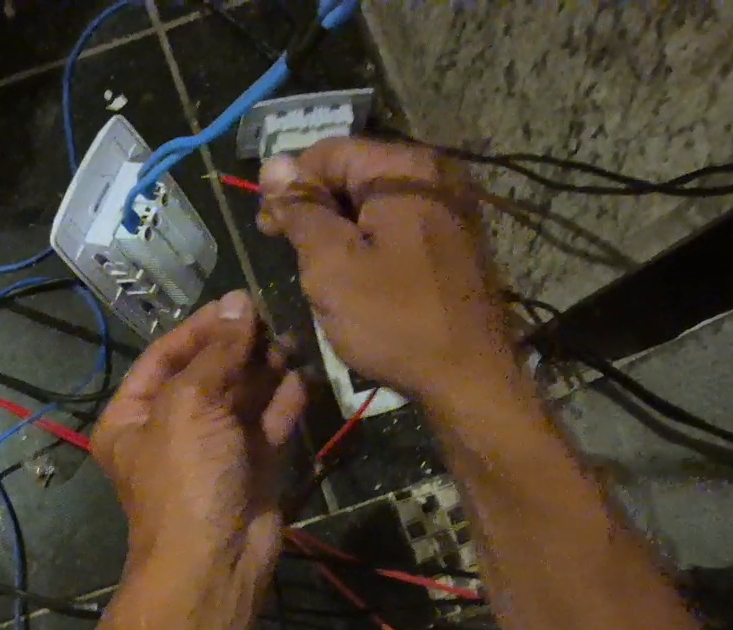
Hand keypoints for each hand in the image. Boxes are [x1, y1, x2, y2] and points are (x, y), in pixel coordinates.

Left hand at [91, 290, 306, 578]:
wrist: (214, 560)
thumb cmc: (185, 478)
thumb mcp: (189, 405)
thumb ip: (216, 351)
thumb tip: (240, 302)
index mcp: (133, 417)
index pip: (164, 357)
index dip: (200, 328)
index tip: (238, 303)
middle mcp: (171, 430)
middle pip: (207, 374)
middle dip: (238, 348)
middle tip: (273, 321)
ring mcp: (213, 450)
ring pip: (241, 397)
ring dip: (265, 370)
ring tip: (292, 342)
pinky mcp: (251, 467)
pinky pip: (268, 425)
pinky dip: (285, 402)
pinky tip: (303, 377)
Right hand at [256, 137, 534, 423]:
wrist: (466, 375)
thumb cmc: (393, 320)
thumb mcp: (331, 266)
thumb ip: (301, 211)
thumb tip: (273, 164)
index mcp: (405, 169)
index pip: (329, 152)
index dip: (288, 185)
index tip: (265, 228)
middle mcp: (436, 175)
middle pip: (355, 174)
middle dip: (314, 208)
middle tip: (286, 252)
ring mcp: (451, 209)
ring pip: (375, 203)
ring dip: (339, 230)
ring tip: (317, 271)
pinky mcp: (454, 243)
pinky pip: (398, 227)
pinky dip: (368, 244)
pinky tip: (354, 278)